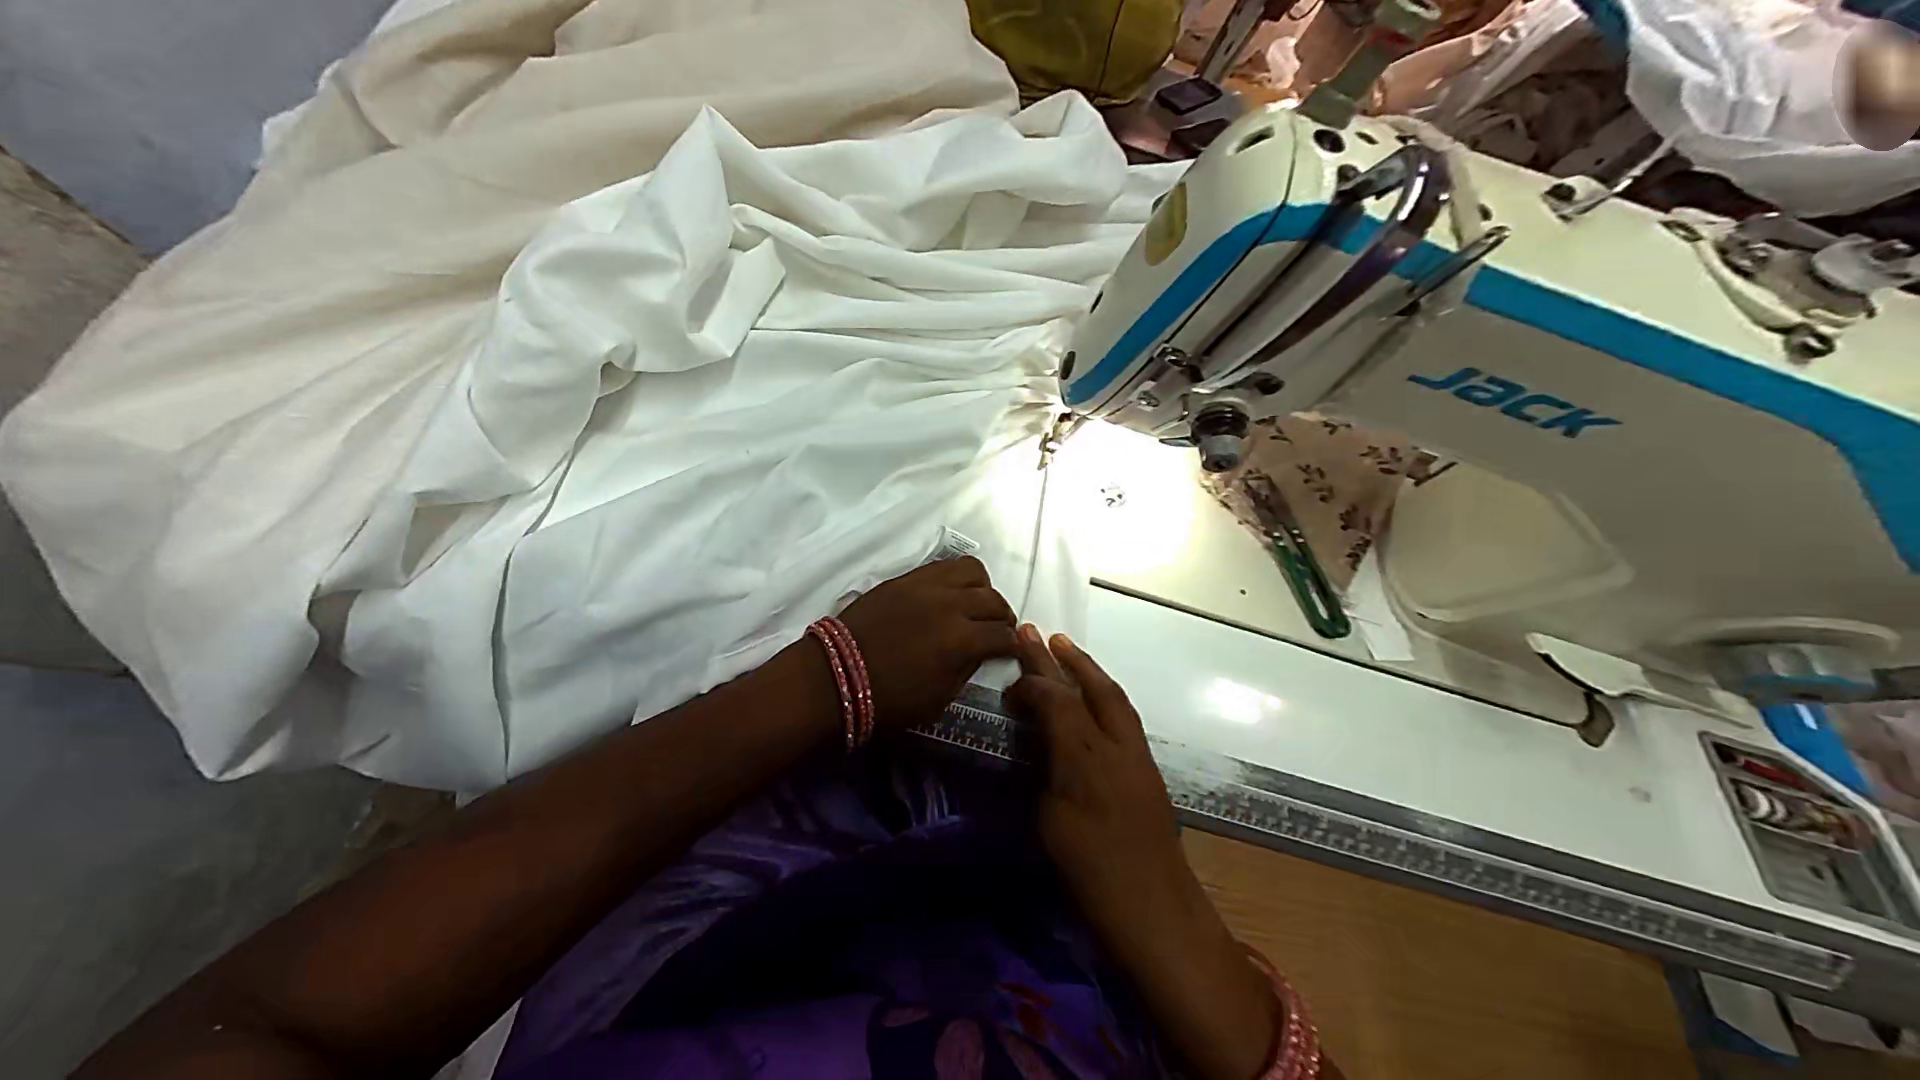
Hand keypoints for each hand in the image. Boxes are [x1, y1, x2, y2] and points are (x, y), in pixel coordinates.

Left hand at [837, 557, 1017, 730]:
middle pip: (994, 600)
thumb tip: (981, 653)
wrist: (835, 676)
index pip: (1004, 636)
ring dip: (983, 589)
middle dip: (1003, 617)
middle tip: (998, 630)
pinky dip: (956, 578)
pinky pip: (943, 566)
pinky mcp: (906, 578)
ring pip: (973, 571)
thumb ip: (967, 670)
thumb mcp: (938, 699)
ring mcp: (926, 586)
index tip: (1012, 651)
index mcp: (961, 641)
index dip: (1013, 646)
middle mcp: (950, 605)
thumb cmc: (888, 700)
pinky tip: (951, 595)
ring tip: (976, 604)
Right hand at [1007, 626, 1186, 927]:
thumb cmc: (1091, 873)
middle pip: (1087, 688)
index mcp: (1084, 759)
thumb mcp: (1050, 821)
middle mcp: (1116, 746)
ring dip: (1087, 670)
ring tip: (1064, 649)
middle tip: (1036, 633)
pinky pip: (1123, 714)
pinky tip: (1092, 694)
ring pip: (1113, 696)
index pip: (1057, 702)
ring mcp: (1137, 755)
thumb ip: (1045, 771)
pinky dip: (1103, 693)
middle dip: (1060, 660)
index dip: (1032, 684)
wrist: (1156, 908)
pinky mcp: (1148, 768)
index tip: (1010, 684)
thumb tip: (1042, 744)